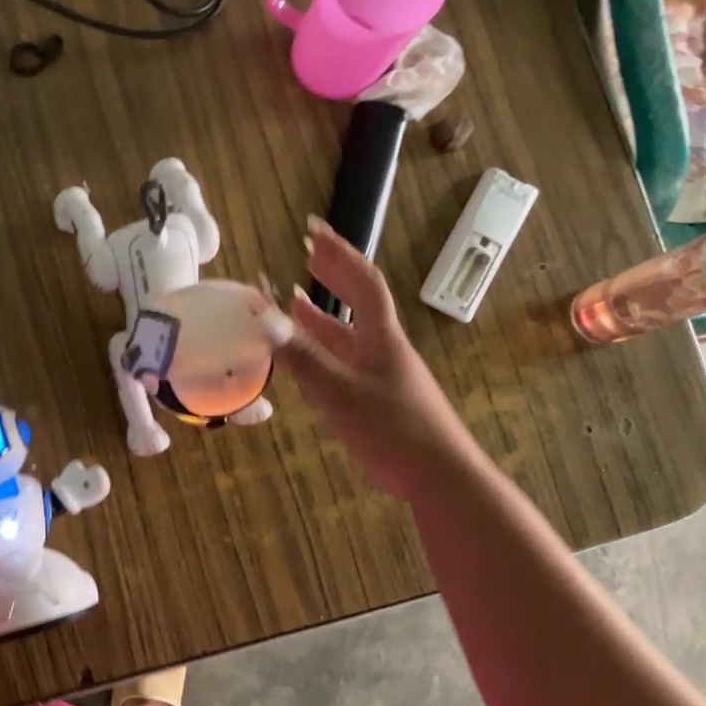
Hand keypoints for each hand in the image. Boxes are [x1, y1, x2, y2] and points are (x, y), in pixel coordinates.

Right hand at [275, 217, 480, 500]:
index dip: (338, 253)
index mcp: (381, 338)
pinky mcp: (376, 396)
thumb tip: (266, 319)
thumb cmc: (394, 430)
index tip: (312, 230)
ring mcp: (381, 372)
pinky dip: (321, 349)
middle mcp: (382, 347)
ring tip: (293, 297)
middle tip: (305, 251)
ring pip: (348, 332)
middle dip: (331, 273)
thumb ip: (303, 357)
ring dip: (321, 311)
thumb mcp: (341, 393)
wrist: (439, 475)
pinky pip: (343, 359)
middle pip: (358, 300)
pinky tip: (305, 355)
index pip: (362, 282)